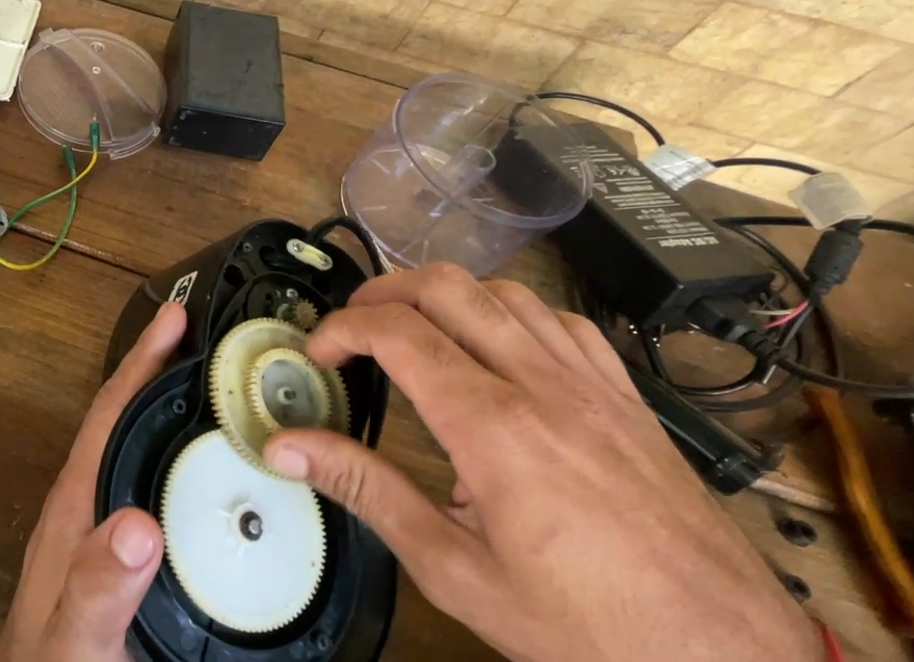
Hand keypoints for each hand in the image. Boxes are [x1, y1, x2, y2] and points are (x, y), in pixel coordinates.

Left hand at [0, 299, 185, 661]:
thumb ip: (100, 587)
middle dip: (158, 369)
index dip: (141, 360)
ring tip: (208, 386)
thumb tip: (139, 525)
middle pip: (122, 417)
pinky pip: (147, 482)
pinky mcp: (113, 549)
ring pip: (135, 447)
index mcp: (77, 506)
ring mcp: (98, 524)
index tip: (174, 318)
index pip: (109, 414)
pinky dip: (173, 457)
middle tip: (203, 338)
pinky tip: (201, 468)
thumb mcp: (78, 637)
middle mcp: (85, 504)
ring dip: (165, 409)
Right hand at [262, 264, 821, 661]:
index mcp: (493, 426)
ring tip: (414, 330)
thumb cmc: (585, 627)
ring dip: (442, 296)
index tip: (319, 355)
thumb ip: (365, 491)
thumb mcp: (454, 569)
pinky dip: (510, 313)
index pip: (396, 331)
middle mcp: (542, 385)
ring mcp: (593, 385)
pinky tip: (497, 347)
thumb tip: (285, 448)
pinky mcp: (629, 399)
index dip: (340, 328)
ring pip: (502, 290)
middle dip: (380, 292)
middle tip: (353, 330)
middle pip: (444, 286)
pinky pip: (562, 320)